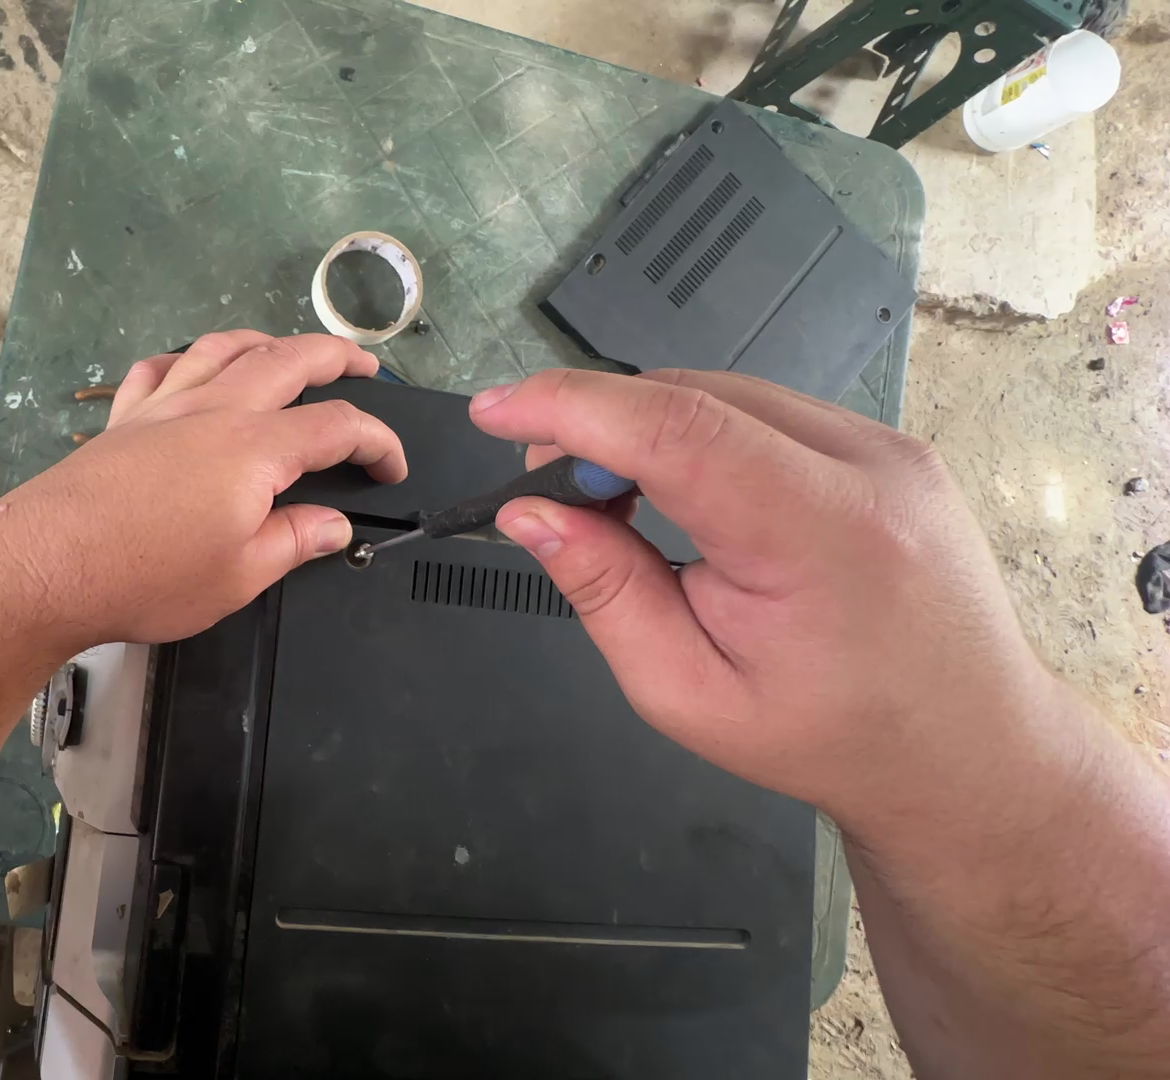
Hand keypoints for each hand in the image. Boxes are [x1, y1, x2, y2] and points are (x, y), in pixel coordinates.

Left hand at [0, 331, 406, 646]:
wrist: (47, 567)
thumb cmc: (148, 578)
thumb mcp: (239, 575)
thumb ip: (294, 541)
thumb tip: (333, 525)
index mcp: (254, 449)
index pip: (336, 428)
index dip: (377, 442)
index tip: (392, 466)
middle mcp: (213, 409)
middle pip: (288, 359)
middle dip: (336, 358)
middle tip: (363, 367)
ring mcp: (163, 406)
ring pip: (223, 348)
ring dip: (266, 341)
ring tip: (287, 351)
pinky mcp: (123, 418)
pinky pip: (158, 369)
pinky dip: (184, 361)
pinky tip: (189, 371)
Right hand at [467, 368, 1063, 832]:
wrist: (967, 748)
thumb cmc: (825, 734)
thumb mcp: (681, 687)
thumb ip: (602, 589)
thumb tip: (529, 515)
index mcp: (820, 536)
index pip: (675, 430)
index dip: (569, 408)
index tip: (493, 412)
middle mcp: (866, 467)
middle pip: (687, 397)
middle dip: (589, 422)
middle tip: (542, 487)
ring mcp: (880, 446)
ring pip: (712, 393)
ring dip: (629, 427)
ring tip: (598, 496)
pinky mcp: (872, 446)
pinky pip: (745, 409)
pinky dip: (675, 432)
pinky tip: (657, 484)